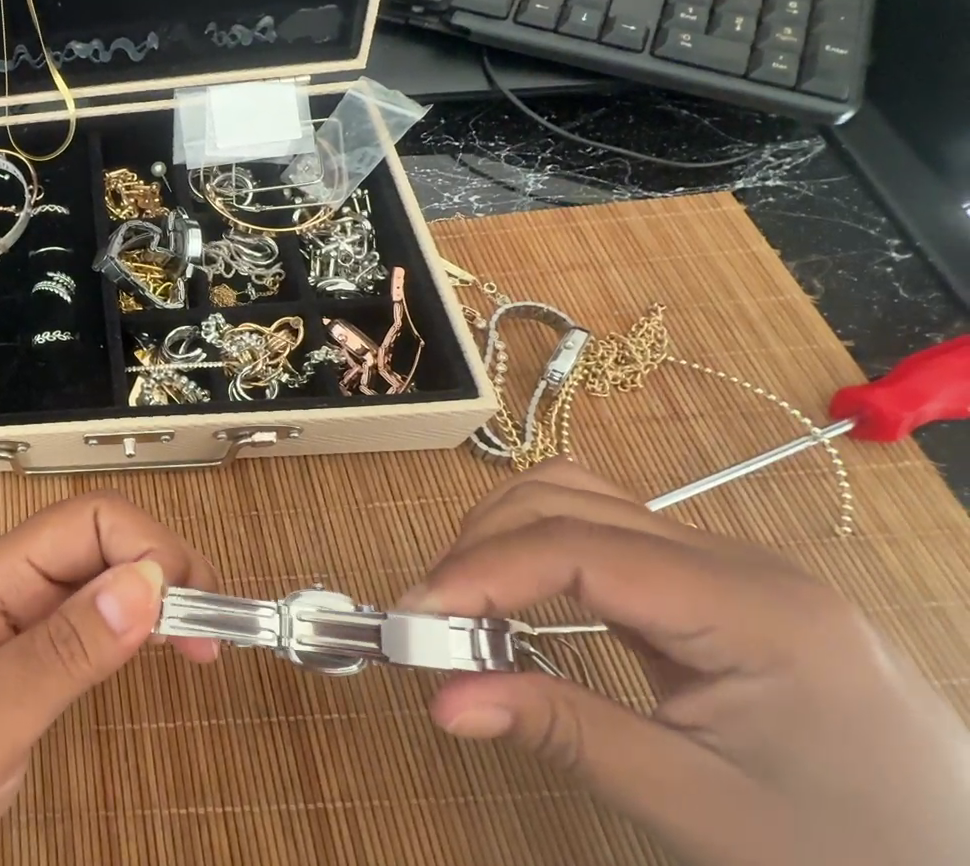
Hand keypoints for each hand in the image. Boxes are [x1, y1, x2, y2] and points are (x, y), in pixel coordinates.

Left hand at [0, 490, 219, 865]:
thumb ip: (65, 651)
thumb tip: (149, 582)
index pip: (90, 518)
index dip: (151, 549)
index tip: (189, 616)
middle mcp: (10, 585)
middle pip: (103, 540)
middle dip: (165, 569)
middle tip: (207, 638)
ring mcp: (17, 621)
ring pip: (102, 578)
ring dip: (156, 598)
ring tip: (196, 646)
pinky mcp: (25, 658)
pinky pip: (90, 621)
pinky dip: (133, 629)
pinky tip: (154, 652)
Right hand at [401, 460, 969, 865]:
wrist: (967, 864)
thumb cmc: (847, 848)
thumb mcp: (701, 807)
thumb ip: (566, 734)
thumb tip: (442, 702)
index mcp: (754, 610)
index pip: (582, 549)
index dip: (483, 570)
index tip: (414, 615)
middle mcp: (737, 560)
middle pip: (571, 501)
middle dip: (480, 546)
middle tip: (429, 619)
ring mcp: (727, 563)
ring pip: (580, 498)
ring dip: (501, 537)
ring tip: (461, 605)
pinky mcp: (711, 581)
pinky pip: (601, 532)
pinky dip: (533, 550)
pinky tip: (514, 600)